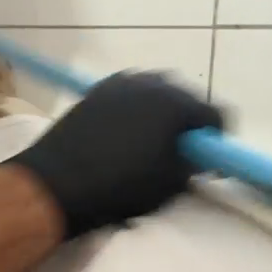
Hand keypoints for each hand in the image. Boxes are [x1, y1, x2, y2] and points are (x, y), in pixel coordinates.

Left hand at [10, 71, 223, 239]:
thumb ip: (190, 166)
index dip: (216, 138)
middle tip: (183, 148)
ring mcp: (120, 83)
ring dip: (161, 112)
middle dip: (189, 121)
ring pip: (155, 92)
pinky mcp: (96, 90)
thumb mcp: (168, 184)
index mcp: (175, 104)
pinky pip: (128, 94)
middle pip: (184, 97)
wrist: (56, 184)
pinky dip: (135, 109)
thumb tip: (195, 158)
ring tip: (153, 139)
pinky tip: (127, 131)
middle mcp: (151, 84)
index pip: (213, 114)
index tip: (211, 159)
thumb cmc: (119, 187)